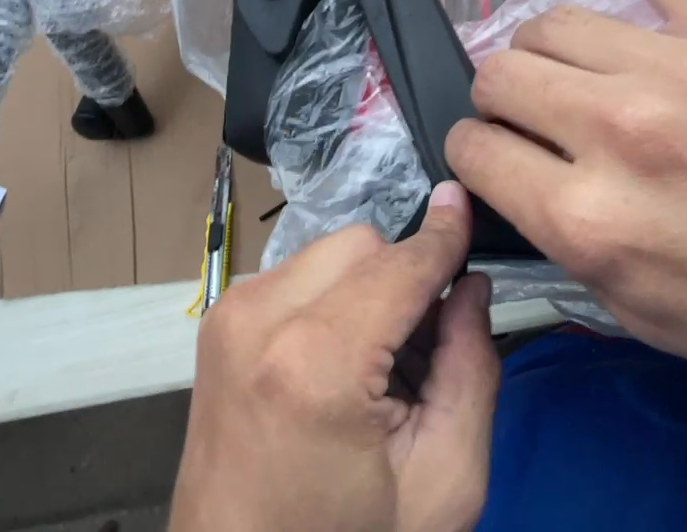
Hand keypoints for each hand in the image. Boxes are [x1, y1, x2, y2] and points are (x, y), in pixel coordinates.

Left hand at [170, 181, 498, 531]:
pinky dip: (328, 299)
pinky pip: (293, 274)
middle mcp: (260, 316)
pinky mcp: (216, 322)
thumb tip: (471, 285)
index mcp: (315, 361)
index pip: (399, 265)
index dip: (442, 235)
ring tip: (374, 365)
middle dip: (401, 278)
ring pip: (326, 252)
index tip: (466, 203)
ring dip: (364, 287)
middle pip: (361, 245)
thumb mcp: (441, 482)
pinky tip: (335, 361)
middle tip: (420, 349)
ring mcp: (228, 314)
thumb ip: (470, 369)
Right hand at [444, 0, 686, 468]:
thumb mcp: (622, 305)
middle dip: (499, 102)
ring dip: (546, 52)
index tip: (493, 156)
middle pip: (499, 74)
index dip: (474, 153)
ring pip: (552, 23)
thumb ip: (548, 225)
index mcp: (586, 218)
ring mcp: (685, 71)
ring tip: (575, 71)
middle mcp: (620, 132)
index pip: (472, 147)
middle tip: (534, 119)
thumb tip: (501, 163)